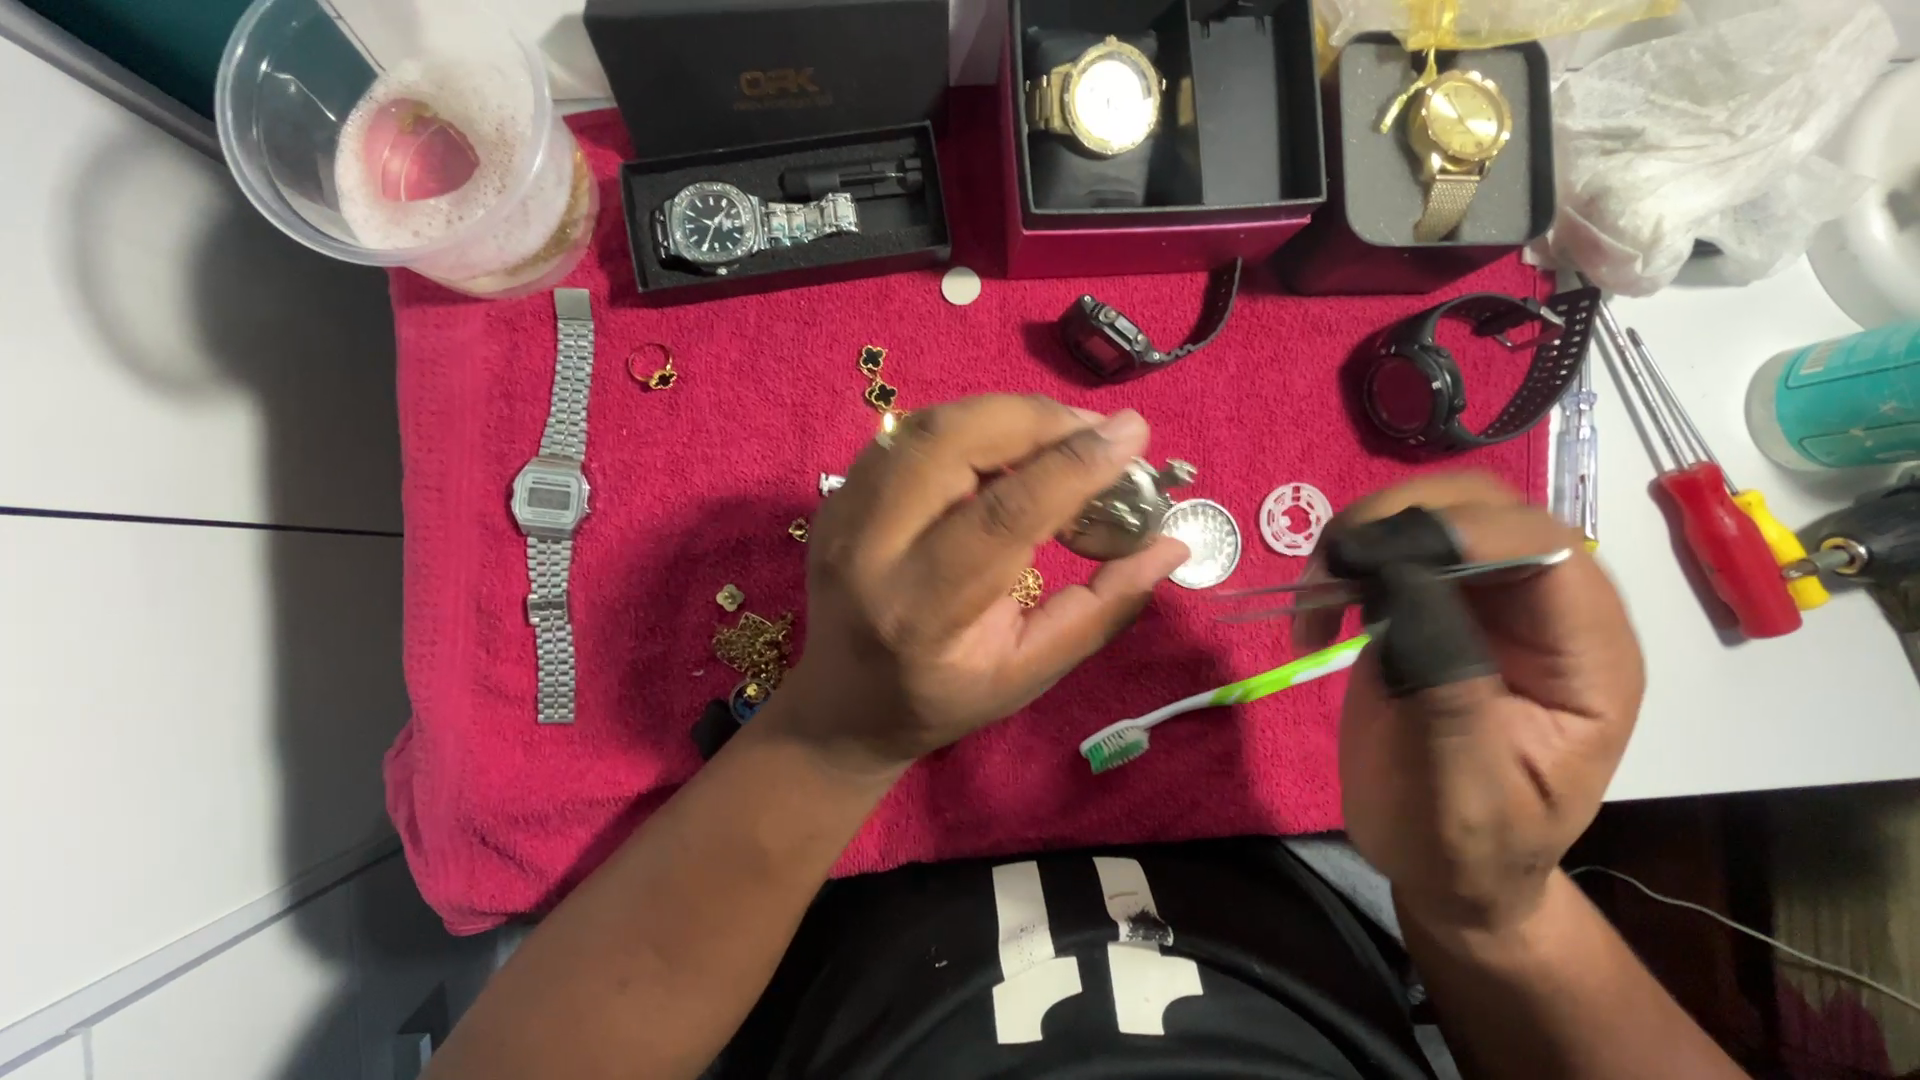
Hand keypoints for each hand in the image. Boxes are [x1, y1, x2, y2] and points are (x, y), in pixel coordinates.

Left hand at [770, 395, 1190, 777]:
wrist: (843, 705)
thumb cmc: (943, 698)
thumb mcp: (1029, 672)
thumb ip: (1102, 608)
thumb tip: (1171, 545)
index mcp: (921, 611)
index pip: (1003, 516)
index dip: (1072, 467)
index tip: (1131, 435)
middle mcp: (868, 551)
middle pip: (950, 443)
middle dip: (1034, 419)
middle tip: (1092, 431)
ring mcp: (841, 516)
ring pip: (925, 425)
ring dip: (1002, 415)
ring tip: (1058, 434)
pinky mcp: (835, 497)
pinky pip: (907, 436)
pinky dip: (966, 426)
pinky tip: (1004, 446)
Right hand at [1294, 473, 1644, 934]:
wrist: (1442, 871)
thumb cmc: (1465, 846)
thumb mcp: (1460, 787)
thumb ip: (1446, 684)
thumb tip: (1406, 576)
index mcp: (1586, 657)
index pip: (1547, 549)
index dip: (1466, 531)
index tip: (1373, 558)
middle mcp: (1543, 614)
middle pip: (1489, 510)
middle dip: (1403, 518)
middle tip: (1334, 565)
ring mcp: (1483, 605)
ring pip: (1431, 516)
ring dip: (1364, 536)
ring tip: (1316, 593)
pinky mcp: (1428, 609)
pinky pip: (1390, 551)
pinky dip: (1344, 562)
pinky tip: (1316, 611)